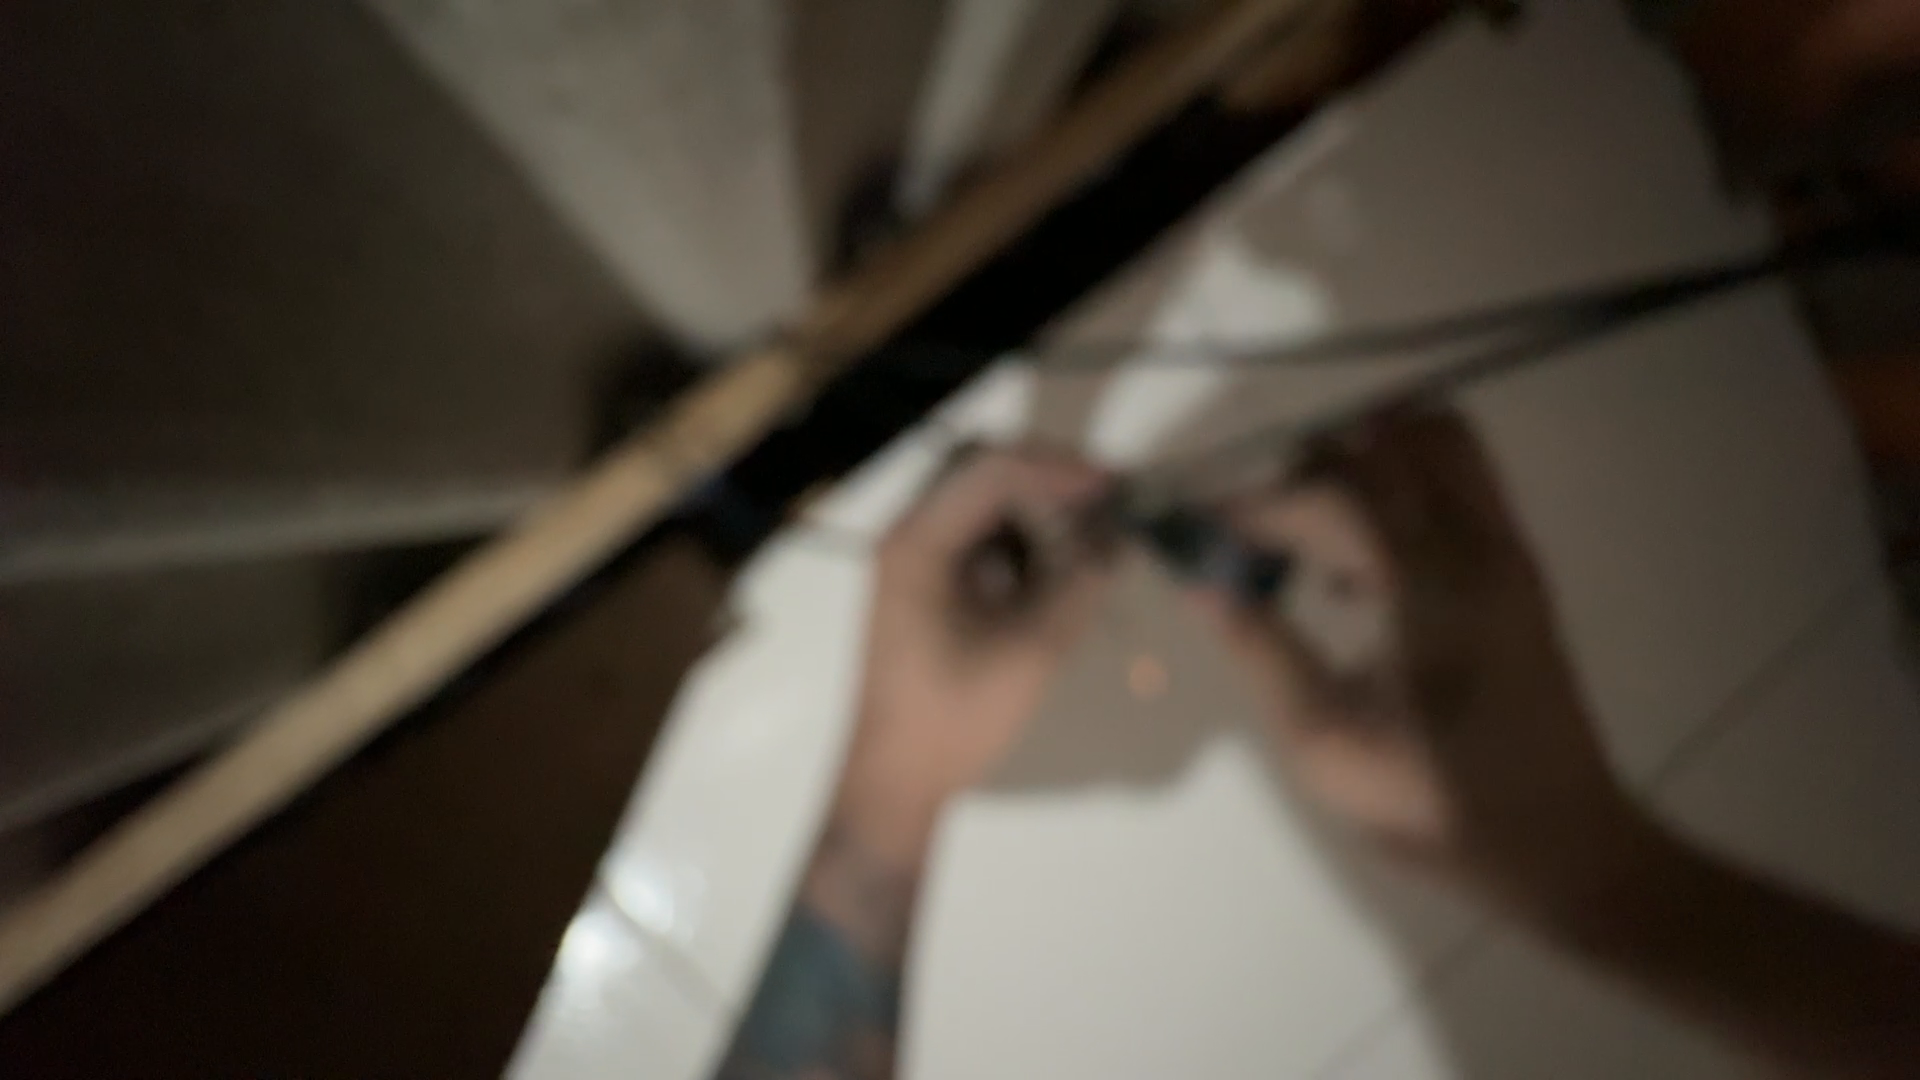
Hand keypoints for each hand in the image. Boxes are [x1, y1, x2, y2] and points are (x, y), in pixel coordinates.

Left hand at [832, 446, 1112, 868]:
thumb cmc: (954, 717)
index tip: (1112, 487)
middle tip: (1102, 498)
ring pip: (979, 501)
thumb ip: (1078, 585)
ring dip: (1034, 509)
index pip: (992, 470)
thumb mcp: (1030, 650)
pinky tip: (1052, 570)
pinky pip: (976, 538)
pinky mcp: (924, 582)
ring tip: (1085, 536)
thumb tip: (1116, 538)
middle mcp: (907, 535)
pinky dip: (1018, 541)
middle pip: (980, 470)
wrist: (894, 777)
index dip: (1058, 469)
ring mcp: (912, 557)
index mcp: (917, 542)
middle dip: (1046, 477)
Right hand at [1194, 409, 1649, 911]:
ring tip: (1302, 538)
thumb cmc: (1430, 801)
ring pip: (1436, 447)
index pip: (1339, 492)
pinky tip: (1349, 575)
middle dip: (1313, 466)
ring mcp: (1507, 555)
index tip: (1210, 527)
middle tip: (1262, 524)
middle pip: (1395, 440)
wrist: (1560, 850)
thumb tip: (1203, 587)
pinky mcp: (1514, 574)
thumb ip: (1261, 650)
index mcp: (1433, 588)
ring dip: (1361, 469)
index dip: (1264, 502)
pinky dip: (1393, 498)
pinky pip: (1451, 489)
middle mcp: (1480, 549)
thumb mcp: (1322, 739)